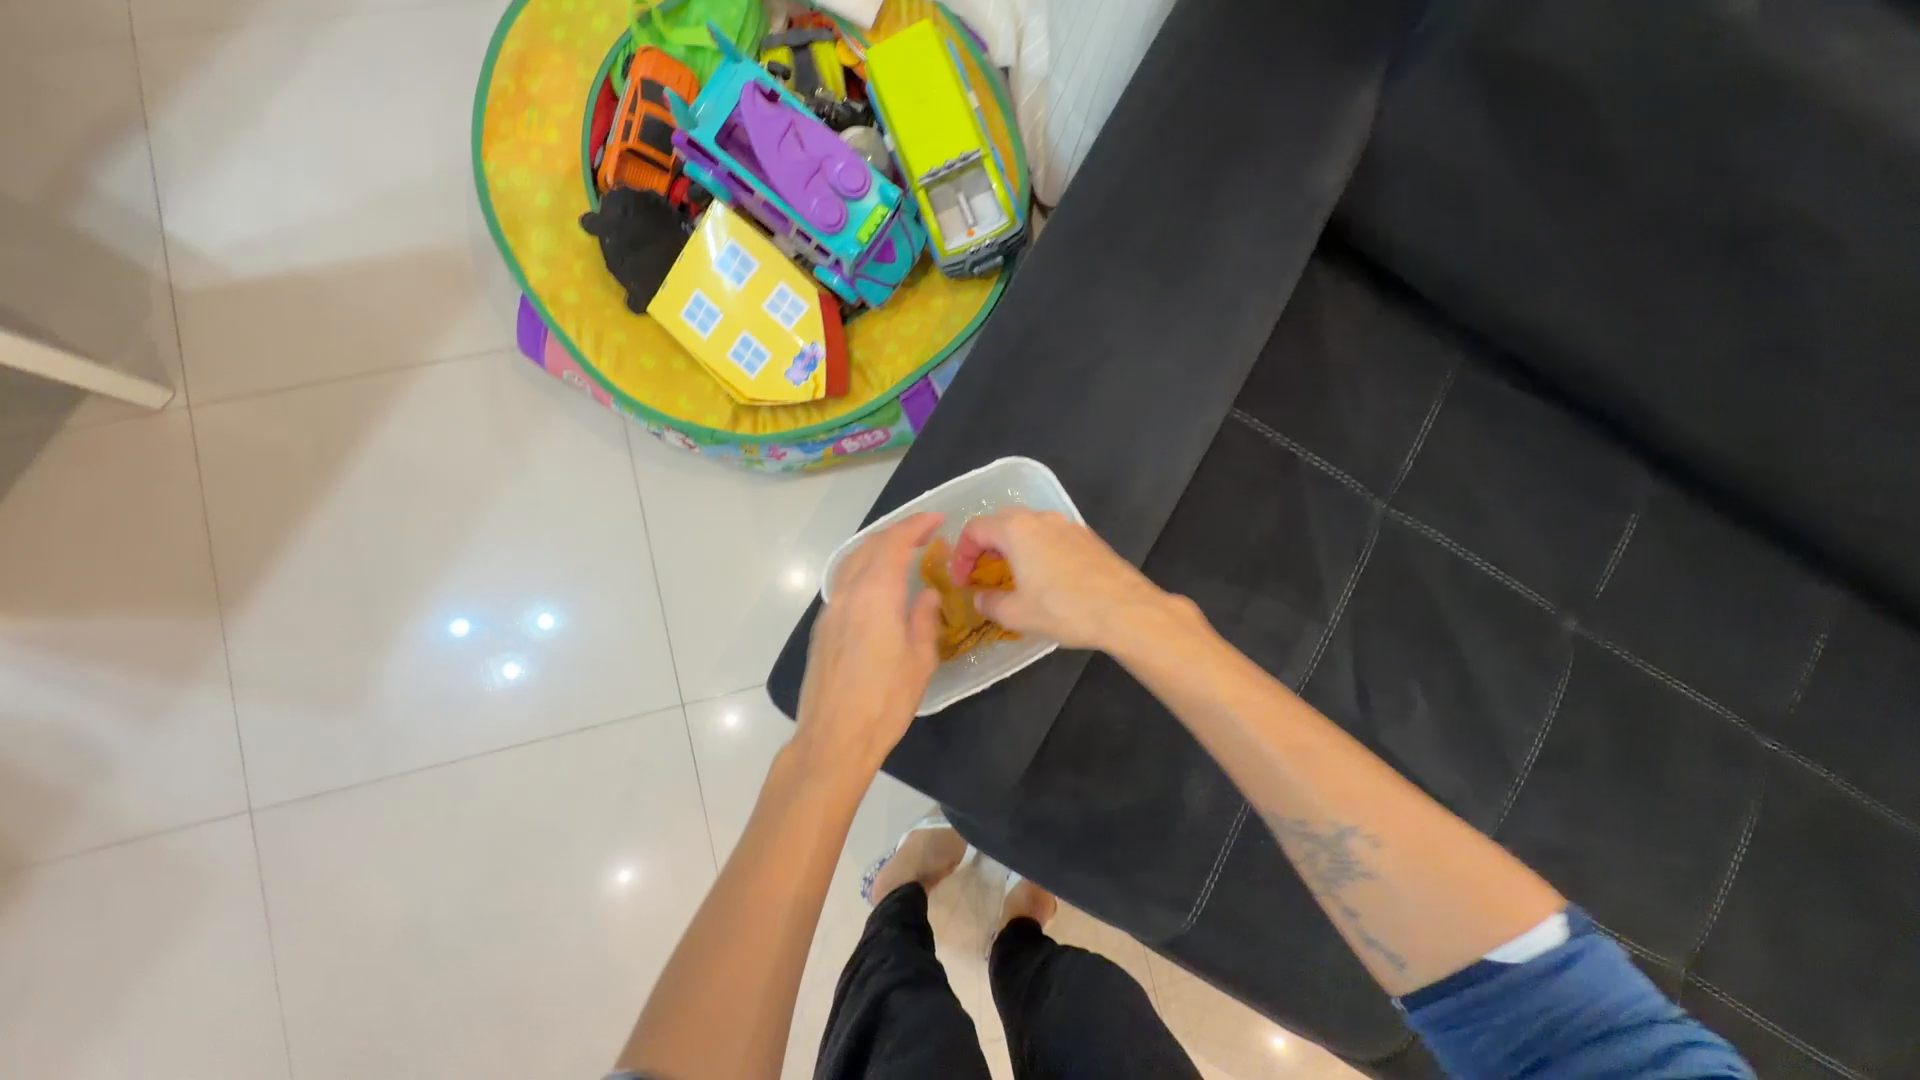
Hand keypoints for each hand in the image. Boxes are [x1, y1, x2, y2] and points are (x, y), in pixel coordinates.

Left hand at [794, 513, 945, 773]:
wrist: (833, 737)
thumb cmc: (884, 702)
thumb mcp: (919, 661)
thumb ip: (923, 620)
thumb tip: (927, 596)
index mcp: (876, 595)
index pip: (894, 543)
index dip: (916, 526)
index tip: (937, 519)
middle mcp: (848, 593)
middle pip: (869, 546)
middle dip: (897, 533)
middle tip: (924, 534)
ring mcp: (830, 610)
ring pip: (850, 562)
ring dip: (876, 549)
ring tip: (901, 553)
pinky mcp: (821, 628)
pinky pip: (843, 583)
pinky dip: (863, 570)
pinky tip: (877, 586)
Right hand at [947, 507, 1180, 650]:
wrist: (1125, 611)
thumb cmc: (1064, 610)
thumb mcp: (1017, 614)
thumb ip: (990, 603)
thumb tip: (980, 599)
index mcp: (1016, 530)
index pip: (975, 529)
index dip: (961, 554)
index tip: (960, 581)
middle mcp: (1041, 518)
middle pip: (1001, 521)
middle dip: (985, 546)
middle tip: (981, 573)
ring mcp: (1068, 525)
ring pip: (1029, 527)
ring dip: (1012, 547)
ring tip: (1010, 576)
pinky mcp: (1087, 538)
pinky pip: (1051, 536)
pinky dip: (1036, 550)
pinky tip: (1043, 578)